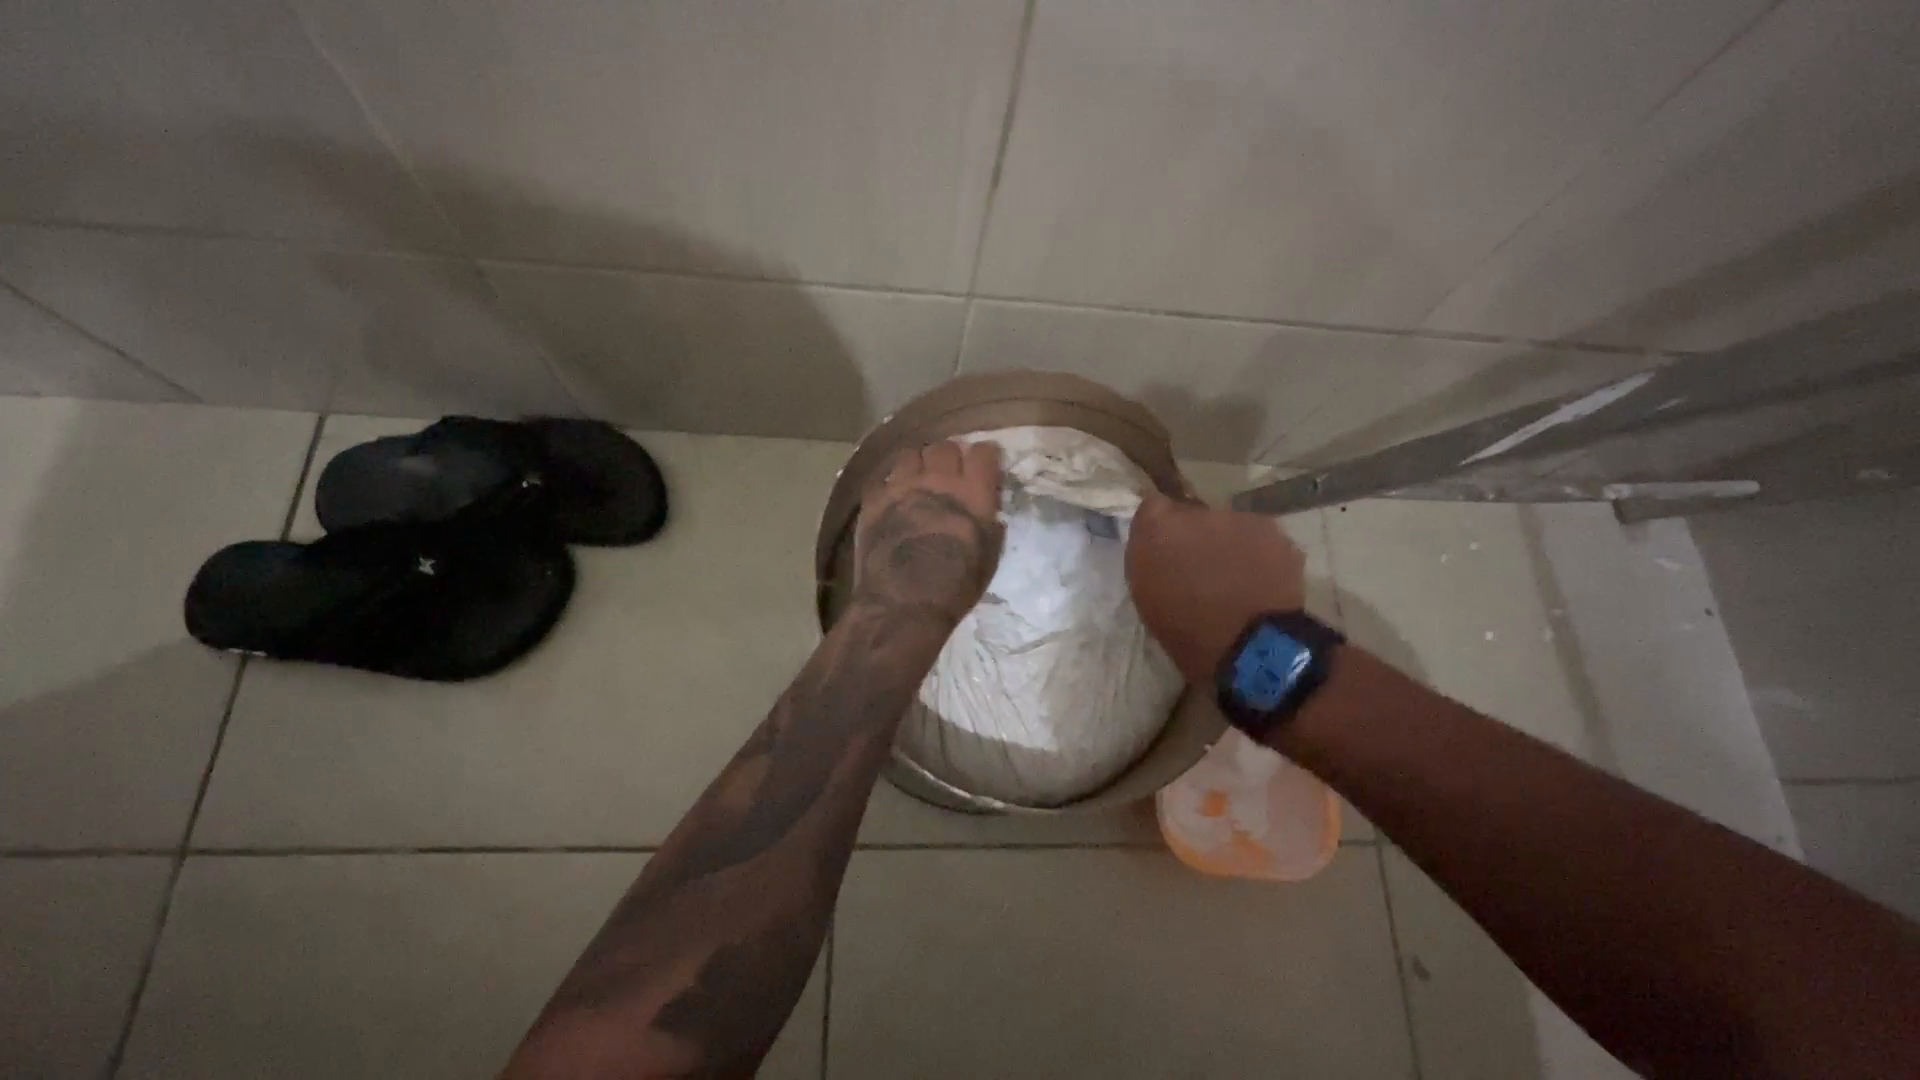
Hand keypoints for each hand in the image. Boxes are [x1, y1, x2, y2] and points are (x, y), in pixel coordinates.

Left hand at [853, 440, 1003, 623]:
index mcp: (973, 492)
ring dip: (917, 465)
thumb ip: (988, 523)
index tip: (983, 470)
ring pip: (910, 454)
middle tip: (948, 477)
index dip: (984, 459)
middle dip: (949, 458)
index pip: (984, 452)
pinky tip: (890, 500)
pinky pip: (881, 477)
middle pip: (945, 447)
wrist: (903, 602)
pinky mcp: (872, 498)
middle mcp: (938, 479)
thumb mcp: (989, 556)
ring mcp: (902, 485)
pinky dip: (888, 485)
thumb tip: (986, 511)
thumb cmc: (956, 586)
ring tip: (916, 483)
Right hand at [1126, 490, 1305, 681]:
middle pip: (1194, 514)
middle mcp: (1197, 512)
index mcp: (1157, 528)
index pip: (1153, 506)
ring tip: (1237, 578)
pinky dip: (1258, 554)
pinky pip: (1260, 537)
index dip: (1160, 527)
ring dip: (1229, 544)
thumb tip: (1160, 544)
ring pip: (1230, 525)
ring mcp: (1240, 519)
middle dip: (1197, 536)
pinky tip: (1261, 581)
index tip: (1165, 548)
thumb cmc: (1187, 632)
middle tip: (1202, 569)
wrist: (1250, 647)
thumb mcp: (1147, 595)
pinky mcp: (1274, 531)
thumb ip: (1151, 557)